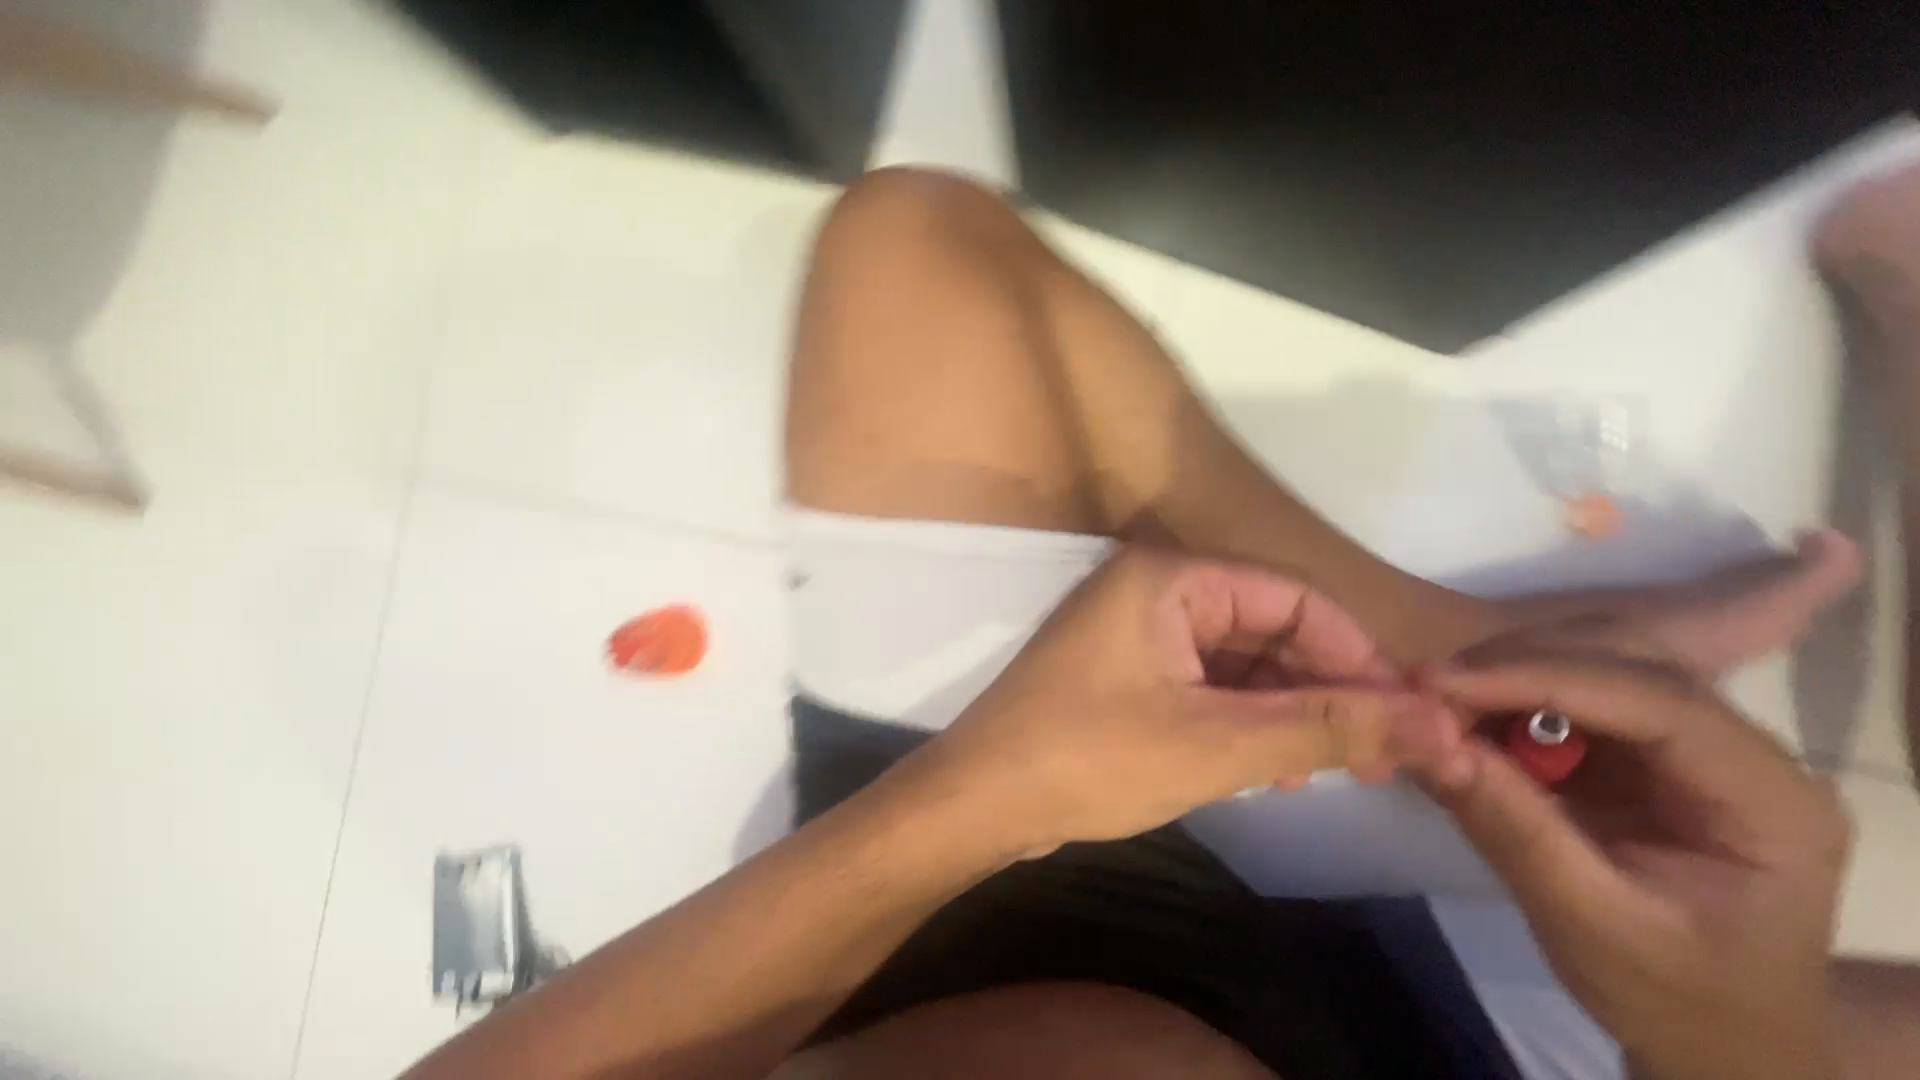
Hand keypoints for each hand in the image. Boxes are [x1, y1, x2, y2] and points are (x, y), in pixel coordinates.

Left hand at [906, 546, 1456, 859]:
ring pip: (1237, 661)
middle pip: (1267, 627)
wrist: (979, 801)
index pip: (1293, 598)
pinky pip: (1203, 684)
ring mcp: (1132, 632)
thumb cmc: (1092, 758)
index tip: (1408, 717)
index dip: (1356, 655)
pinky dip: (1242, 721)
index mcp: (1169, 578)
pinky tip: (1273, 771)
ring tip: (1332, 770)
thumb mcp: (1219, 745)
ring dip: (1287, 711)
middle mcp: (1151, 590)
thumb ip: (1327, 728)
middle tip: (1379, 757)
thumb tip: (1439, 725)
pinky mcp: (1121, 673)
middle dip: (1324, 689)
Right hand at [1415, 651, 1850, 1079]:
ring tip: (1430, 705)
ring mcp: (1690, 743)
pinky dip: (1502, 703)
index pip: (1656, 701)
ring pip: (1589, 667)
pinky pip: (1564, 699)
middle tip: (1420, 689)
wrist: (1708, 1032)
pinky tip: (1458, 721)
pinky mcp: (1640, 749)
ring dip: (1501, 678)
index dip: (1541, 677)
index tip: (1438, 682)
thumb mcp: (1589, 922)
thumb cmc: (1669, 993)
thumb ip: (1514, 830)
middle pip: (1621, 666)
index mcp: (1768, 799)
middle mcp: (1740, 750)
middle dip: (1512, 669)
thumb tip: (1429, 746)